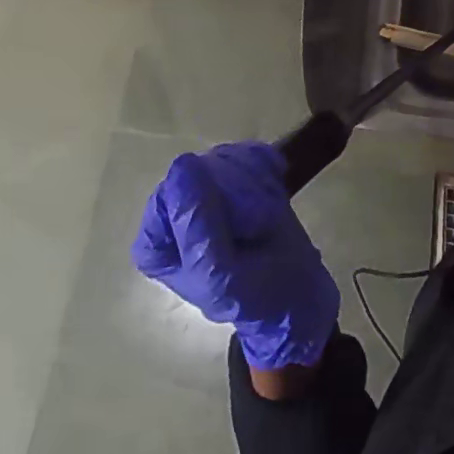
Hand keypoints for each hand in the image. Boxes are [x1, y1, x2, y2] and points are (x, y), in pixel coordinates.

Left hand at [131, 142, 338, 371]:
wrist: (297, 299)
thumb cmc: (254, 296)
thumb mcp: (220, 275)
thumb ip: (197, 226)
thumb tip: (184, 165)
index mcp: (157, 241)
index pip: (172, 193)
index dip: (208, 205)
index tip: (237, 229)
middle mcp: (175, 213)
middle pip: (200, 172)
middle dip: (238, 193)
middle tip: (260, 226)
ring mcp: (205, 192)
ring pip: (225, 159)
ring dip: (256, 185)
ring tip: (268, 219)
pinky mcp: (233, 178)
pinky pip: (245, 153)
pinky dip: (266, 168)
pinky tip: (275, 194)